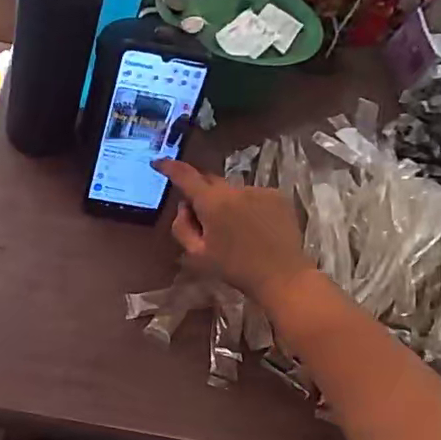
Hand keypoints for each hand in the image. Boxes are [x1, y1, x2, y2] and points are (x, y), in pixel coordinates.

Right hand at [154, 158, 312, 301]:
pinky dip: (246, 206)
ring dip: (226, 203)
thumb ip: (182, 226)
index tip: (158, 162)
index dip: (170, 167)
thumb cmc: (234, 268)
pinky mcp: (278, 196)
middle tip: (202, 219)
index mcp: (212, 203)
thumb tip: (184, 206)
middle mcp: (235, 190)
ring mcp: (259, 190)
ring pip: (232, 191)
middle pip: (210, 181)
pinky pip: (252, 195)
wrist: (281, 276)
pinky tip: (253, 228)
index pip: (186, 176)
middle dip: (201, 194)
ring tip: (233, 230)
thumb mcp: (197, 254)